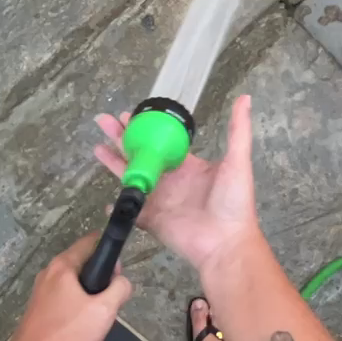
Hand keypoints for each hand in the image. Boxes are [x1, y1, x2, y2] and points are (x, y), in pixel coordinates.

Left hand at [7, 234, 132, 340]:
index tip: (119, 274)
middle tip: (111, 300)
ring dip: (89, 294)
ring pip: (73, 283)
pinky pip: (63, 299)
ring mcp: (39, 292)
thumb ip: (120, 289)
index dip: (109, 252)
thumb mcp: (105, 311)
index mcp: (63, 266)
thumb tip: (122, 281)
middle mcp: (48, 273)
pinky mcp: (36, 311)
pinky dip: (75, 306)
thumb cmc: (69, 335)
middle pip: (82, 263)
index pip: (90, 241)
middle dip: (100, 277)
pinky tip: (81, 328)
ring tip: (97, 317)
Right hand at [93, 93, 261, 271]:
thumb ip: (238, 130)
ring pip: (131, 178)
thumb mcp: (237, 161)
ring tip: (97, 147)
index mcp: (188, 165)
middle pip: (140, 155)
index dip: (145, 128)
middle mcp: (171, 180)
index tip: (128, 114)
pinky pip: (131, 212)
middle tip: (104, 121)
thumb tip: (244, 98)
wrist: (226, 242)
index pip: (161, 141)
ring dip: (113, 163)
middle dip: (121, 138)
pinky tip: (104, 201)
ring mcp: (159, 200)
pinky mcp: (151, 220)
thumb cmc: (234, 201)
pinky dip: (118, 207)